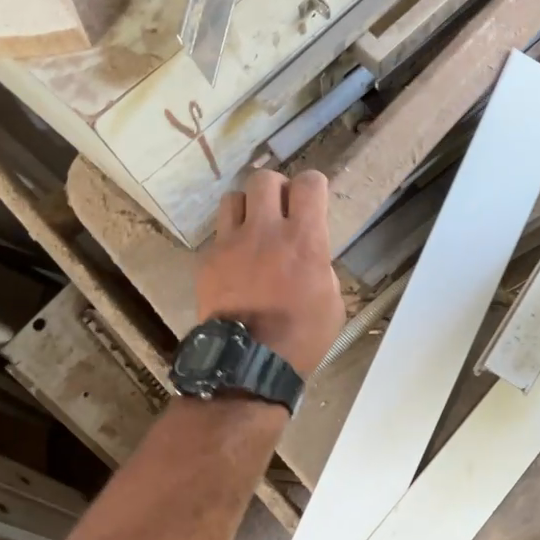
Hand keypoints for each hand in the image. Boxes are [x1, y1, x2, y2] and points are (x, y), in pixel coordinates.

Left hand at [197, 169, 344, 376]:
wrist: (250, 362)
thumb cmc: (303, 336)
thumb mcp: (331, 299)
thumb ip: (320, 264)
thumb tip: (308, 255)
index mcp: (304, 240)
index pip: (309, 184)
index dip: (314, 185)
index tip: (314, 198)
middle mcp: (266, 231)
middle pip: (264, 178)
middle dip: (277, 188)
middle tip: (282, 209)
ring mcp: (231, 243)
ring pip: (234, 198)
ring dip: (248, 208)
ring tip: (255, 229)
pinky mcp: (208, 259)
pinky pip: (218, 234)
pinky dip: (230, 240)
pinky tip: (237, 262)